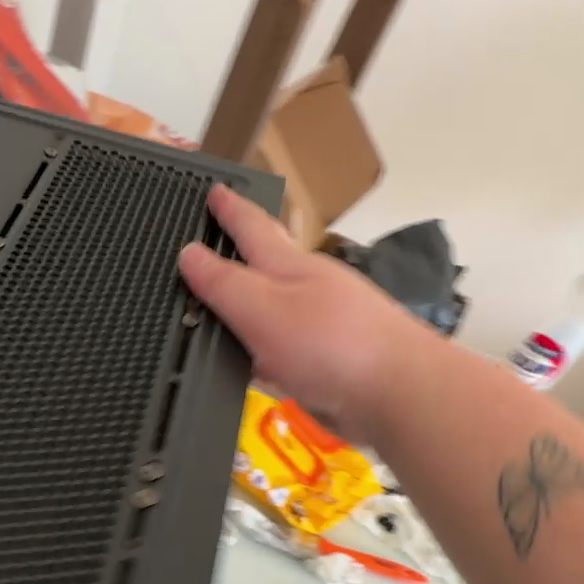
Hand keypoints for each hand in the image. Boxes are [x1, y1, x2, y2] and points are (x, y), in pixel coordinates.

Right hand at [179, 184, 436, 439]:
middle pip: (265, 265)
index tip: (215, 189)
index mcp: (291, 267)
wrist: (396, 394)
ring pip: (270, 309)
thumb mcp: (264, 308)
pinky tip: (247, 364)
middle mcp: (306, 290)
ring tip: (219, 306)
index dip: (231, 209)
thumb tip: (188, 252)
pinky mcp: (322, 362)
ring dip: (247, 304)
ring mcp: (318, 326)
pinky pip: (277, 348)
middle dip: (240, 251)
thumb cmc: (331, 343)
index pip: (253, 228)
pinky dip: (257, 349)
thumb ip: (224, 284)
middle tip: (214, 241)